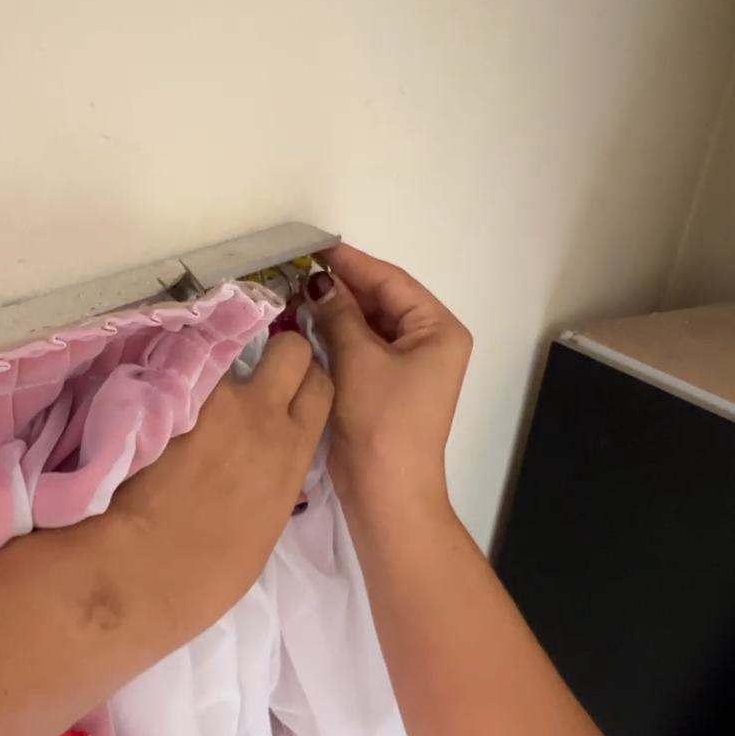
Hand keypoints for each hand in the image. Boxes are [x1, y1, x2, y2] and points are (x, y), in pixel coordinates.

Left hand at [106, 331, 331, 629]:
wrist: (139, 572)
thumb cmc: (207, 573)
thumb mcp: (266, 526)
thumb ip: (275, 477)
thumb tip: (265, 460)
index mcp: (292, 450)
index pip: (320, 383)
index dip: (307, 381)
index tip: (292, 390)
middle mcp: (259, 411)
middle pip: (289, 348)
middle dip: (277, 355)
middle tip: (255, 375)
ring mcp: (209, 399)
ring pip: (228, 356)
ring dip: (219, 371)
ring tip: (197, 398)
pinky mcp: (162, 395)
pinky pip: (180, 371)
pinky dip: (177, 382)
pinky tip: (161, 405)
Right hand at [307, 243, 470, 512]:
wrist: (385, 488)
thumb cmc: (381, 419)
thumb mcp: (359, 358)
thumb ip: (339, 313)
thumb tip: (318, 282)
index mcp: (438, 330)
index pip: (392, 282)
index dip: (353, 264)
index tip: (315, 248)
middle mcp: (428, 343)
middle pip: (382, 302)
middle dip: (342, 288)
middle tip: (298, 271)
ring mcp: (407, 367)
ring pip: (369, 326)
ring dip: (336, 312)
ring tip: (296, 294)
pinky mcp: (385, 387)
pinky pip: (361, 349)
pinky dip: (336, 337)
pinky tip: (307, 325)